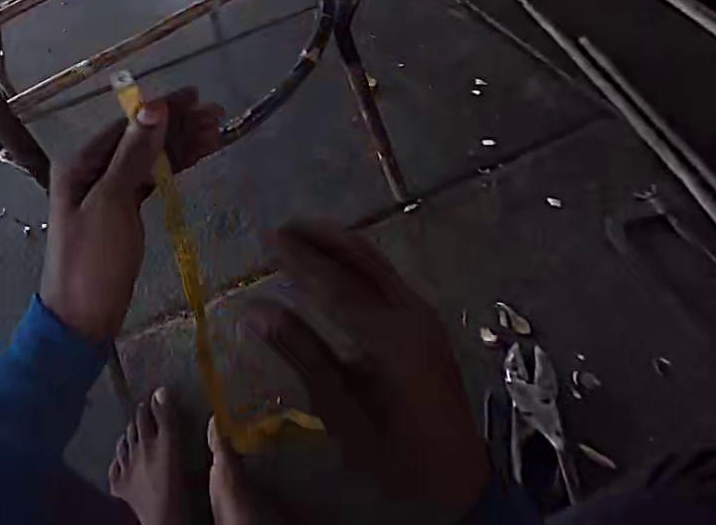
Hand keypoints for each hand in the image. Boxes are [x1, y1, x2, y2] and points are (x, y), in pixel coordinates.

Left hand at [40, 88, 224, 340]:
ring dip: (181, 145)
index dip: (161, 109)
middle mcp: (92, 170)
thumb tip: (153, 106)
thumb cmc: (92, 258)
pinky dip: (173, 168)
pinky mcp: (123, 212)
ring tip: (217, 133)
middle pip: (140, 139)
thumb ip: (133, 153)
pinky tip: (196, 157)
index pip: (126, 125)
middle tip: (217, 115)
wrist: (81, 319)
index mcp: (80, 162)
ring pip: (149, 158)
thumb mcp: (112, 200)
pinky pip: (150, 180)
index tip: (195, 96)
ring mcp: (108, 191)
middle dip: (177, 125)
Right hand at [244, 220, 488, 510]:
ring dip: (335, 244)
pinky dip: (352, 259)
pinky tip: (330, 262)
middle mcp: (412, 316)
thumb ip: (302, 355)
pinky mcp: (425, 322)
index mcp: (393, 339)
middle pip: (361, 257)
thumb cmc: (396, 456)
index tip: (269, 238)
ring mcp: (423, 316)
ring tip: (299, 236)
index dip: (300, 258)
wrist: (460, 486)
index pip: (336, 283)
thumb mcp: (344, 415)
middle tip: (281, 228)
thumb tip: (255, 310)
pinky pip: (383, 274)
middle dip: (318, 238)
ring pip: (374, 261)